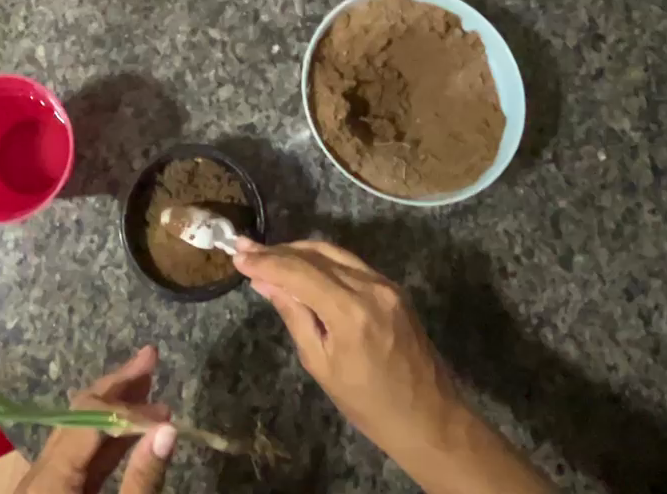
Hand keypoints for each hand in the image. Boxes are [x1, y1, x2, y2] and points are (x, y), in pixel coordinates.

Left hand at [14, 345, 177, 493]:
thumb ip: (141, 479)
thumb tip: (168, 430)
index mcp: (51, 476)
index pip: (92, 419)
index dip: (129, 406)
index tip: (165, 406)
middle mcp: (41, 470)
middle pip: (81, 413)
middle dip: (118, 385)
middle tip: (151, 356)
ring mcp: (44, 480)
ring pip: (80, 431)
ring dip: (115, 407)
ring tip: (147, 382)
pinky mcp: (52, 490)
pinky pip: (81, 454)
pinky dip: (108, 438)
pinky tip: (132, 428)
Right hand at [230, 238, 458, 452]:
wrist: (429, 417)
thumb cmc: (368, 404)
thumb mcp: (321, 365)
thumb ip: (294, 315)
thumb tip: (263, 282)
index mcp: (351, 312)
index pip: (298, 272)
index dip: (265, 261)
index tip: (237, 255)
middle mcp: (370, 287)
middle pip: (315, 254)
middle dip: (277, 251)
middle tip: (245, 249)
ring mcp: (385, 283)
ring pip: (332, 252)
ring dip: (298, 251)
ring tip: (266, 254)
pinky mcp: (392, 287)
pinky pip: (349, 263)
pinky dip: (321, 261)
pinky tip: (301, 267)